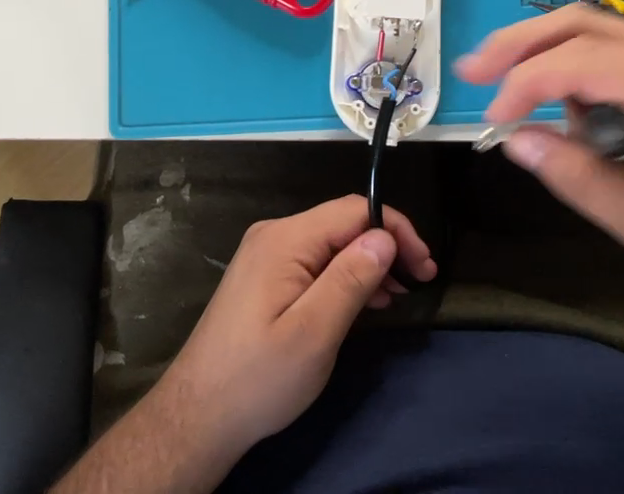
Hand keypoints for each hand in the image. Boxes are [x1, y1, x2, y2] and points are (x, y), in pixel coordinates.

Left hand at [151, 195, 436, 458]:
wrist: (199, 414)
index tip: (425, 267)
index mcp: (285, 239)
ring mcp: (266, 256)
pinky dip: (345, 276)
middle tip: (420, 283)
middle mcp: (274, 235)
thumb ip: (350, 279)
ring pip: (331, 243)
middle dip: (386, 246)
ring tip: (399, 296)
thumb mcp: (314, 333)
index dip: (395, 230)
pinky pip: (315, 262)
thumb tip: (386, 236)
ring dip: (368, 263)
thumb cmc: (259, 377)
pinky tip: (366, 301)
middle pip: (343, 223)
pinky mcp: (265, 278)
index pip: (354, 210)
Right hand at [456, 4, 623, 325]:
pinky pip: (616, 55)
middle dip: (521, 42)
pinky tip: (564, 111)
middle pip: (583, 23)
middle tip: (473, 70)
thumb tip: (513, 137)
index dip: (524, 82)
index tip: (493, 121)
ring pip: (597, 30)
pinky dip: (575, 71)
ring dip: (544, 52)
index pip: (581, 60)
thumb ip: (576, 176)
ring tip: (506, 91)